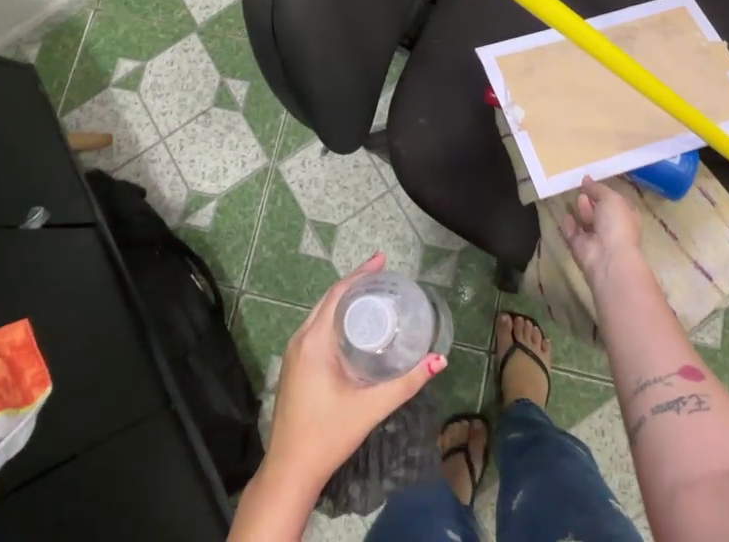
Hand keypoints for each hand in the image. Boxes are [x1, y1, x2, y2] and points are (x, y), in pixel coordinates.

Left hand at [266, 253, 446, 487]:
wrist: (290, 469)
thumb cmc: (327, 435)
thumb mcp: (370, 407)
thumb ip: (405, 383)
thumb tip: (438, 360)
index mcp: (314, 342)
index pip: (337, 295)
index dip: (360, 274)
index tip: (382, 260)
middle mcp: (300, 340)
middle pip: (329, 300)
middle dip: (356, 283)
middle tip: (384, 275)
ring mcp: (295, 354)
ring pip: (322, 315)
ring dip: (345, 301)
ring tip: (375, 295)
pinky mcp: (296, 367)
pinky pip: (318, 329)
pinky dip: (337, 318)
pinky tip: (356, 326)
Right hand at [558, 177, 644, 284]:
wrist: (607, 257)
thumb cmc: (616, 224)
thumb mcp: (610, 198)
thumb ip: (597, 188)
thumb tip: (586, 178)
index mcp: (626, 216)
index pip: (616, 202)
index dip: (605, 192)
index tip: (592, 181)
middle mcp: (613, 228)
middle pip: (601, 211)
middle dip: (593, 200)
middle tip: (582, 188)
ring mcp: (597, 239)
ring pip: (587, 222)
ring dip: (582, 210)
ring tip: (575, 197)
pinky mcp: (581, 246)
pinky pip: (573, 232)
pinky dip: (569, 224)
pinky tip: (565, 214)